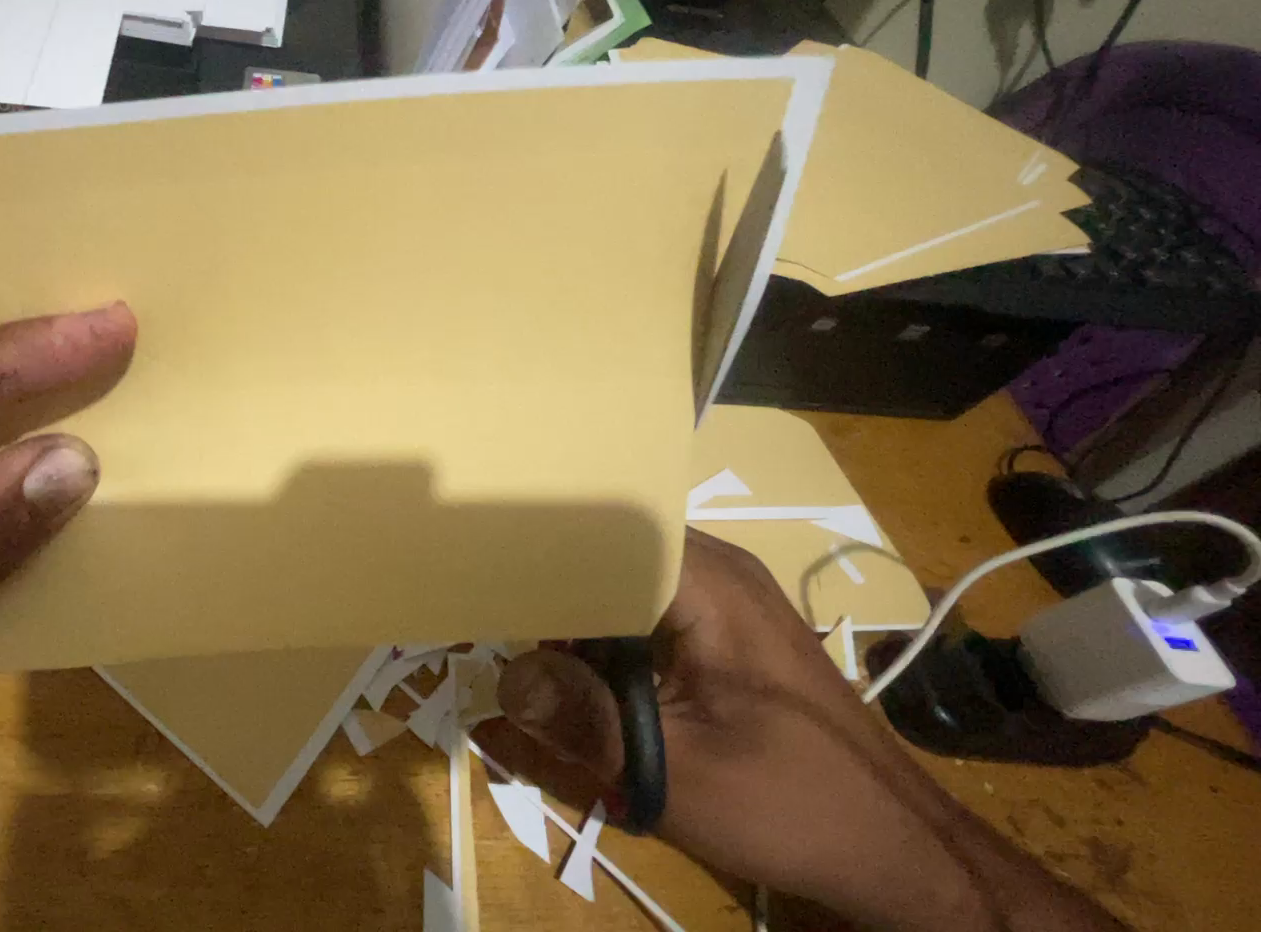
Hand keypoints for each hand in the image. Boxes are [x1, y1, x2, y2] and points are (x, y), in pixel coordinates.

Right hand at [494, 529, 1123, 931]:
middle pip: (602, 553)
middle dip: (545, 587)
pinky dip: (601, 637)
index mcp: (704, 582)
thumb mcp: (677, 774)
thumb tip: (499, 680)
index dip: (538, 548)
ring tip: (519, 646)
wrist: (899, 850)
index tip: (483, 577)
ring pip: (615, 583)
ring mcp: (717, 597)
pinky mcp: (717, 630)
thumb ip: (584, 721)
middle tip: (487, 619)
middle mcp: (710, 570)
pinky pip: (638, 611)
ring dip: (571, 617)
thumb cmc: (794, 804)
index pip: (601, 532)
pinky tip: (576, 673)